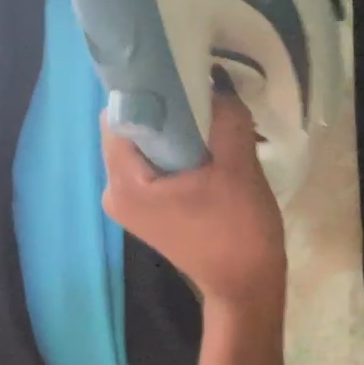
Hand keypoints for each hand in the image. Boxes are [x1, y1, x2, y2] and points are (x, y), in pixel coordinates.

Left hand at [99, 91, 285, 311]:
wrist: (248, 287)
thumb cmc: (239, 231)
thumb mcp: (239, 169)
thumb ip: (226, 120)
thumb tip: (218, 82)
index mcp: (124, 182)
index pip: (121, 114)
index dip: (151, 90)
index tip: (186, 77)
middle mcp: (115, 191)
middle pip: (133, 129)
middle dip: (169, 110)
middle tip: (207, 98)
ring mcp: (133, 204)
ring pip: (148, 147)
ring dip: (179, 131)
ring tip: (214, 123)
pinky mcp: (152, 211)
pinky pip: (158, 166)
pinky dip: (181, 152)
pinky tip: (211, 150)